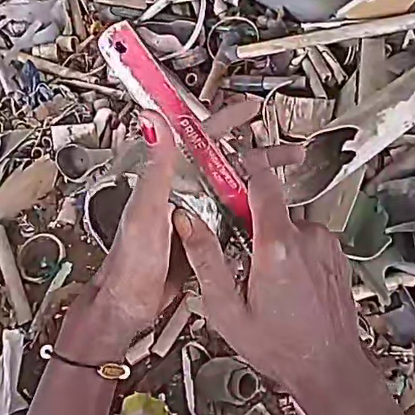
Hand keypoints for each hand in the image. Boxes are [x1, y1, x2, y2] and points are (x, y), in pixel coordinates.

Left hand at [54, 99, 264, 362]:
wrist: (128, 304)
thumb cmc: (128, 262)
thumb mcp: (145, 211)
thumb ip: (155, 167)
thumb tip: (153, 122)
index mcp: (167, 179)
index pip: (200, 140)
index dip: (227, 122)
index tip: (250, 111)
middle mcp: (181, 192)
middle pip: (225, 164)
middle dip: (257, 154)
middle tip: (285, 151)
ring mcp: (194, 214)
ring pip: (232, 190)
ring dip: (259, 183)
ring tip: (285, 179)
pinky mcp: (202, 236)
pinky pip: (232, 217)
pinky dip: (252, 212)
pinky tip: (267, 215)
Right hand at [174, 147, 382, 414]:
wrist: (330, 369)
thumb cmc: (281, 347)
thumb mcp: (227, 309)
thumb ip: (205, 259)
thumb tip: (187, 222)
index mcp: (277, 246)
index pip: (262, 182)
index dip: (242, 166)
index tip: (226, 161)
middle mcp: (307, 238)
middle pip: (269, 206)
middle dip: (249, 223)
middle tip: (238, 257)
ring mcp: (325, 245)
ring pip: (286, 224)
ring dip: (270, 241)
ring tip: (264, 281)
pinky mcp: (335, 254)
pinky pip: (304, 238)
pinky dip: (290, 252)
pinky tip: (285, 285)